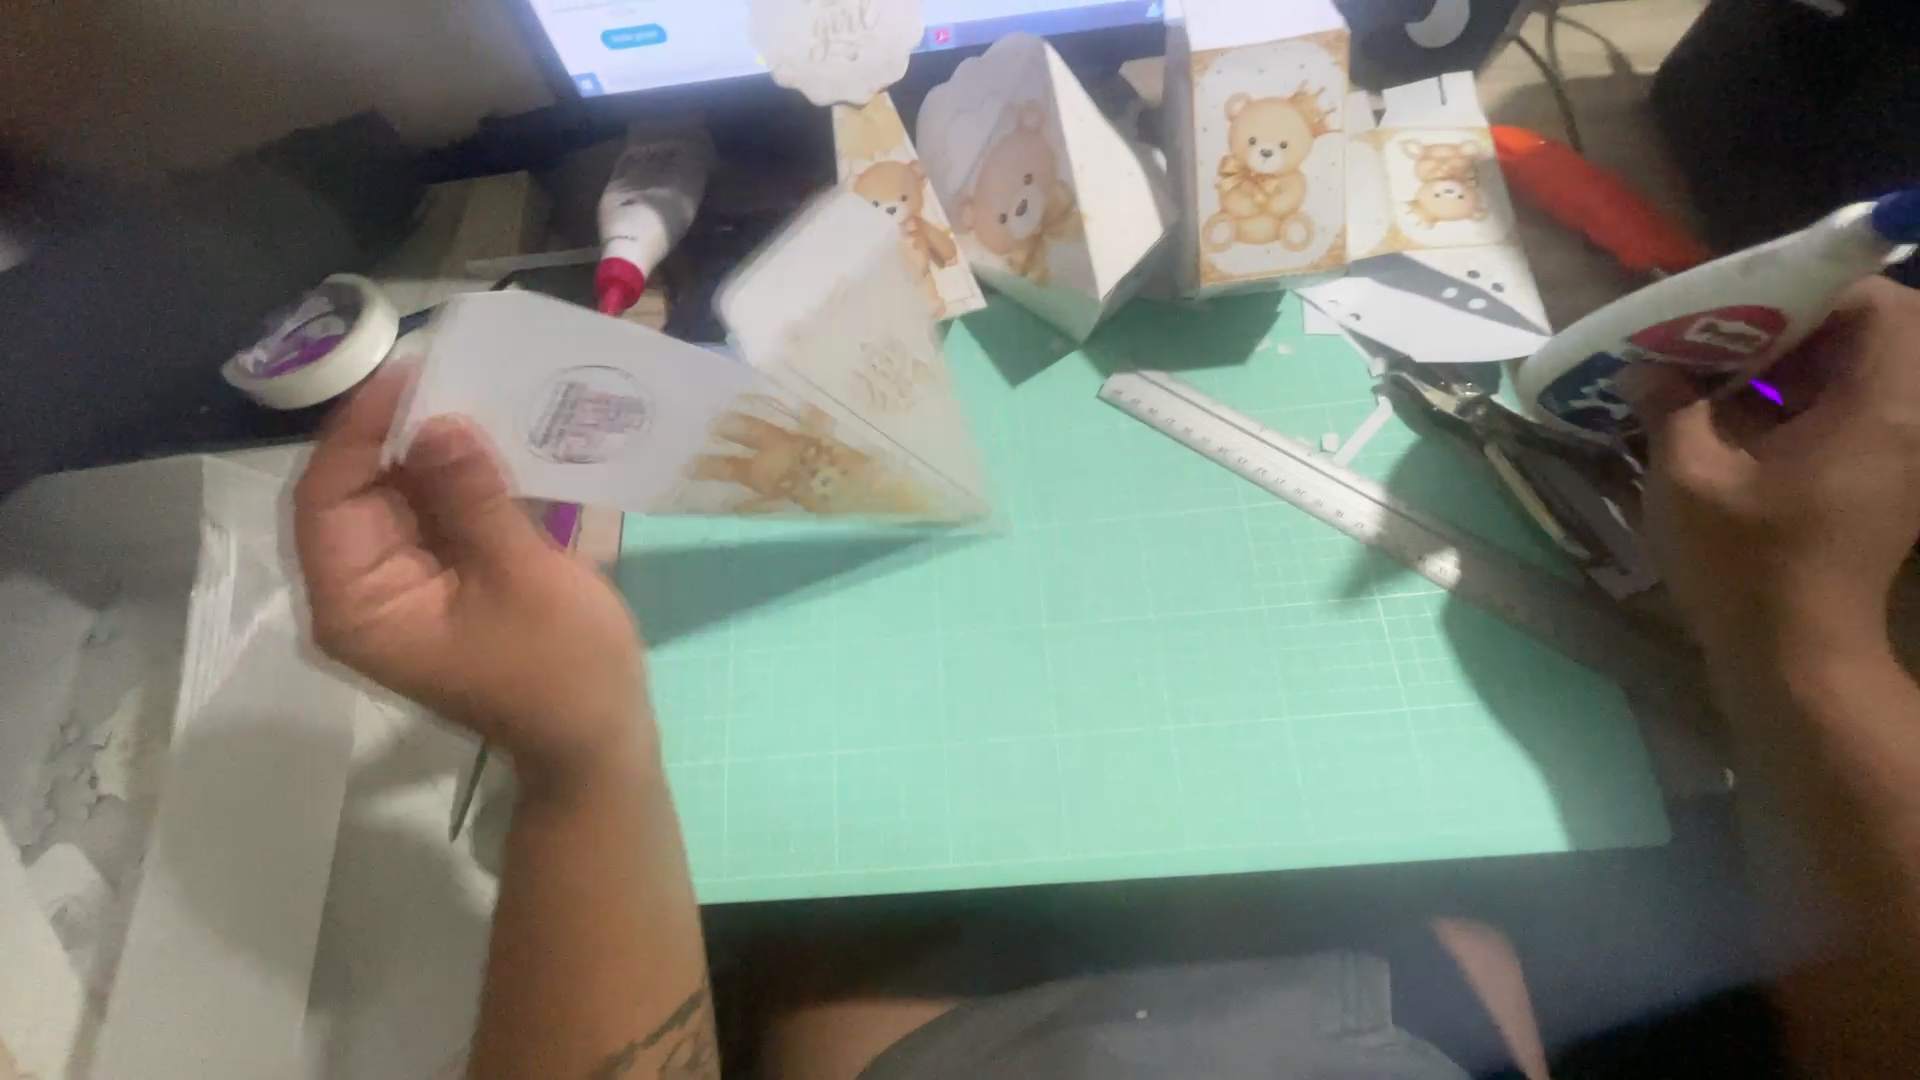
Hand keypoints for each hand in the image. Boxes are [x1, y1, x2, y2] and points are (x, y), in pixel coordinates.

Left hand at [293, 369, 652, 785]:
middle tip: (452, 379)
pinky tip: (499, 455)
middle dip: (402, 439)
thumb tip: (437, 422)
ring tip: (479, 404)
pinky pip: (441, 526)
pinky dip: (465, 490)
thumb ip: (474, 498)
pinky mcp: (449, 592)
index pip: (328, 498)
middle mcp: (368, 596)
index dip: (359, 431)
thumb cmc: (564, 665)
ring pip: (404, 508)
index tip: (407, 375)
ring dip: (439, 460)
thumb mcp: (523, 574)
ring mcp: (410, 595)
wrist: (599, 735)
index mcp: (360, 604)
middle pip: (360, 498)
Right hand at [1641, 278, 1919, 657]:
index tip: (1733, 306)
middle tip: (1710, 337)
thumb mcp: (1687, 477)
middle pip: (1872, 334)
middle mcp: (1905, 418)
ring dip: (1784, 361)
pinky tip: (1725, 415)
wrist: (1791, 642)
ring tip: (1706, 372)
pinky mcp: (1874, 473)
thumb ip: (1670, 410)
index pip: (1880, 308)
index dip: (1809, 292)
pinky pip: (1843, 408)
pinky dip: (1789, 397)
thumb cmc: (1741, 557)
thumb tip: (1645, 369)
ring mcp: (1893, 448)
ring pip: (1855, 371)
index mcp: (1878, 409)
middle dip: (1789, 324)